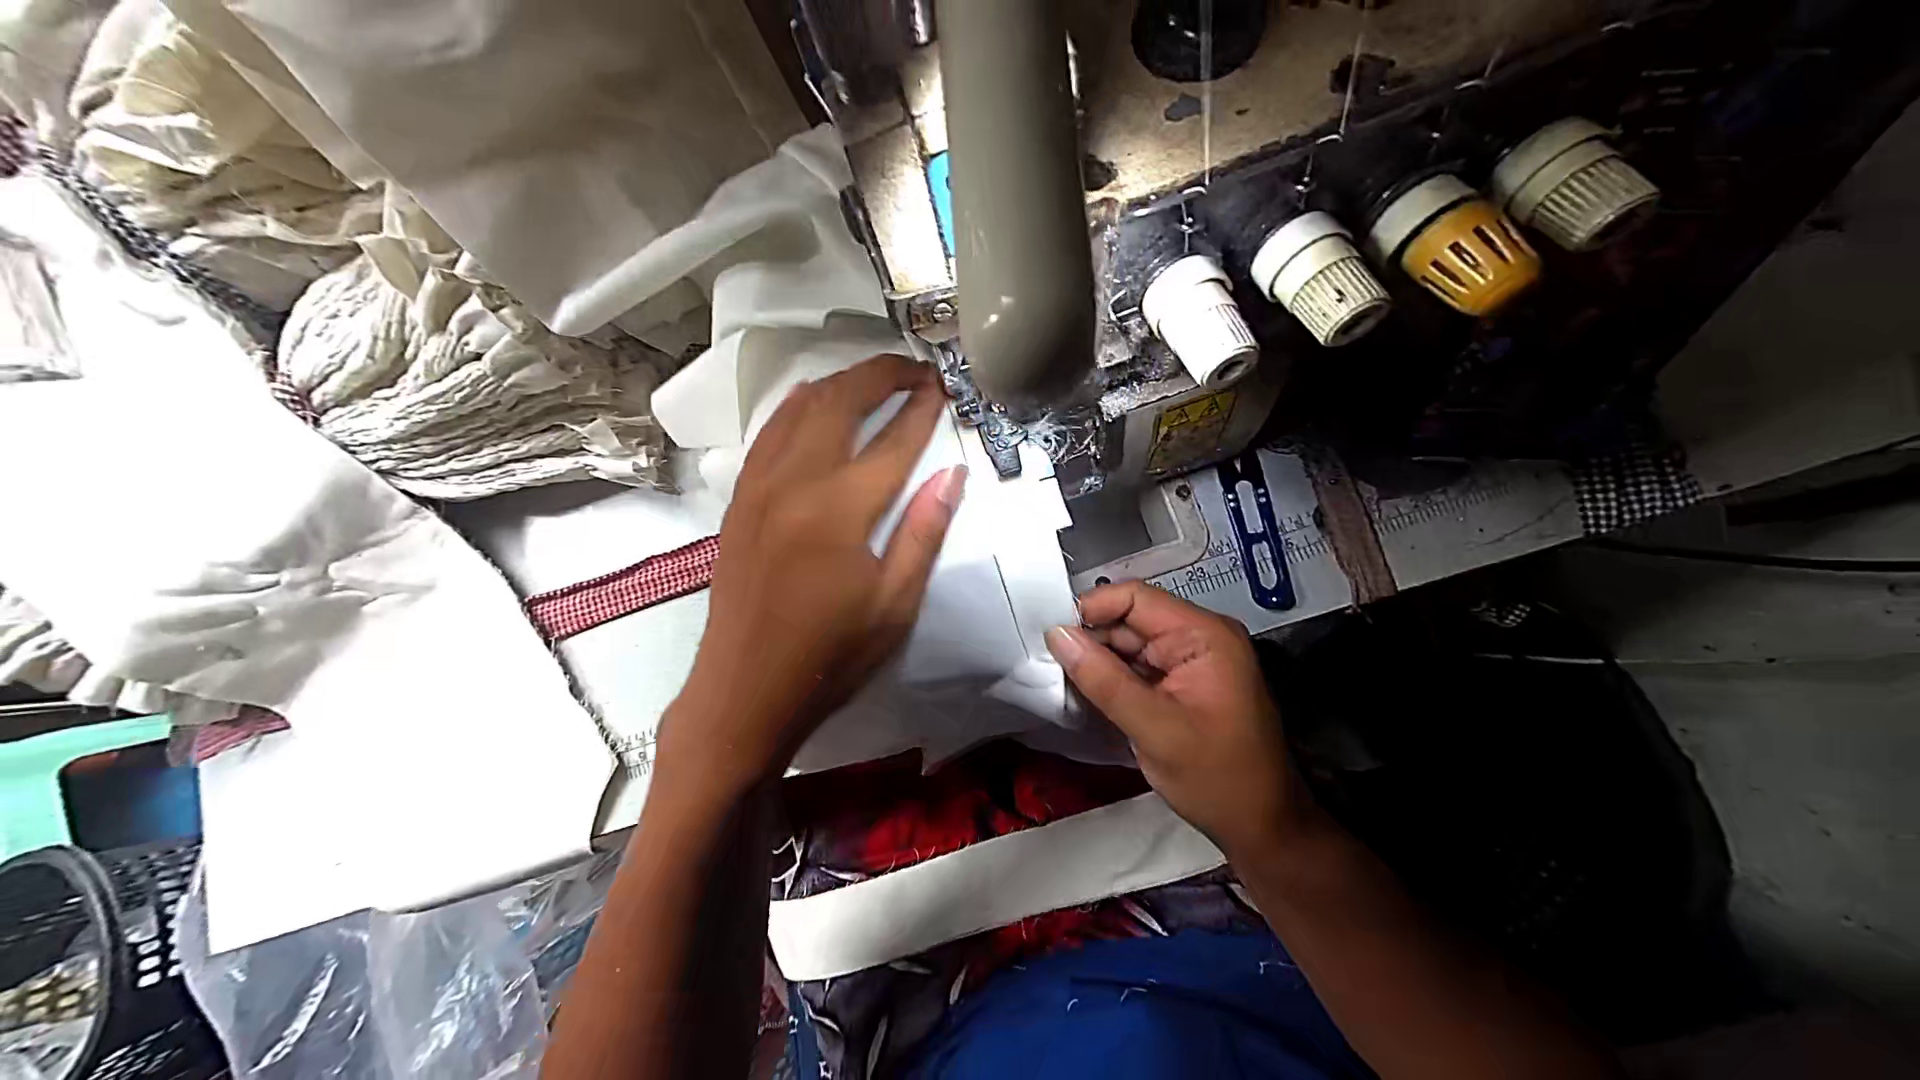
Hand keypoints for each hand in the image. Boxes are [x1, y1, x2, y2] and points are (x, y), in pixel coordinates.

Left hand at [668, 354, 963, 791]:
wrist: (745, 691)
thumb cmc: (831, 657)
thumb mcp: (895, 604)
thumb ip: (925, 532)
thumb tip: (952, 474)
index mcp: (842, 510)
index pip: (893, 441)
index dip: (923, 410)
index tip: (944, 388)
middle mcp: (796, 483)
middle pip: (840, 403)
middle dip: (881, 374)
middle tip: (914, 370)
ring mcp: (760, 488)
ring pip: (798, 410)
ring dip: (839, 384)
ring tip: (872, 379)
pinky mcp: (740, 501)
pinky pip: (768, 435)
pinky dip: (795, 408)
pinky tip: (811, 403)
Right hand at [1044, 581, 1310, 859]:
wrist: (1261, 826)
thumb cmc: (1219, 779)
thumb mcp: (1155, 729)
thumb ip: (1104, 679)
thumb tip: (1058, 636)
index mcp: (1204, 635)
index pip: (1136, 598)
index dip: (1092, 609)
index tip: (1053, 636)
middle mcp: (1198, 638)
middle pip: (1129, 620)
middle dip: (1091, 640)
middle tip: (1053, 667)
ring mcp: (1190, 661)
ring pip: (1128, 646)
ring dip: (1098, 663)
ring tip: (1066, 684)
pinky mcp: (1181, 683)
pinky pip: (1136, 668)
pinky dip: (1111, 680)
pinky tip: (1089, 696)